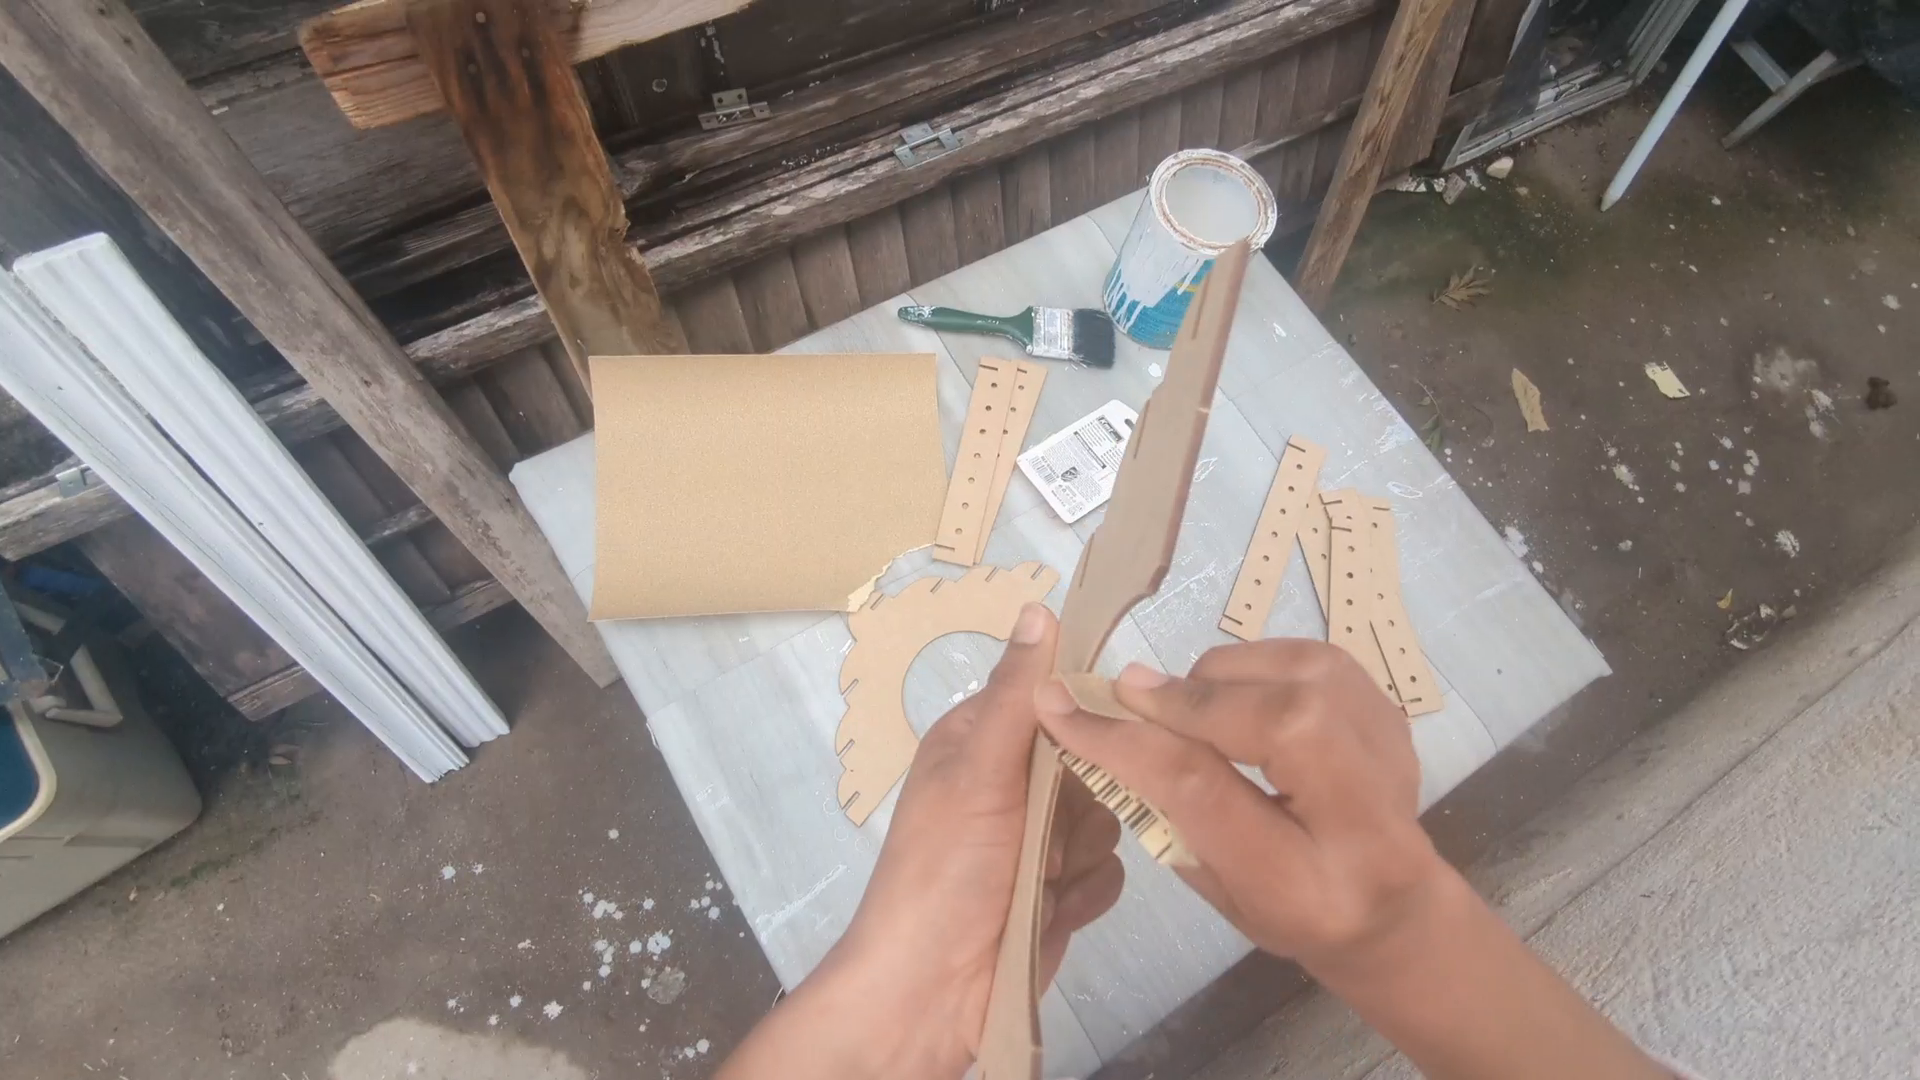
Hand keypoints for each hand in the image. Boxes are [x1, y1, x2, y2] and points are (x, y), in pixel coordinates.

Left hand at [719, 602, 1123, 1079]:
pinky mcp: (1060, 887)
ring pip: (1107, 816)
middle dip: (1080, 797)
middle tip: (1046, 823)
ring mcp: (1037, 836)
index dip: (1083, 707)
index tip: (1108, 724)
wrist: (930, 992)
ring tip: (1039, 874)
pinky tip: (1051, 905)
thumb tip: (1038, 607)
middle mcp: (1013, 778)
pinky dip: (1083, 892)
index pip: (1052, 695)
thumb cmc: (945, 865)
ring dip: (1076, 851)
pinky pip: (1107, 871)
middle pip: (1092, 758)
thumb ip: (1018, 695)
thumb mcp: (978, 769)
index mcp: (983, 736)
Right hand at [1035, 639, 1441, 974]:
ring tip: (1195, 707)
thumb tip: (1111, 714)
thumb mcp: (1212, 883)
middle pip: (1277, 719)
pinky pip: (1310, 657)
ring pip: (1296, 674)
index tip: (1062, 706)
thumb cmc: (1286, 909)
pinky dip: (1257, 664)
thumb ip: (1163, 804)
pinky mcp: (1391, 715)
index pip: (1201, 787)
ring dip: (1221, 679)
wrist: (1394, 908)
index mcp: (1300, 882)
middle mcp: (1363, 819)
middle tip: (1132, 693)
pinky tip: (1242, 694)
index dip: (1122, 739)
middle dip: (1187, 697)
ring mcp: (1391, 757)